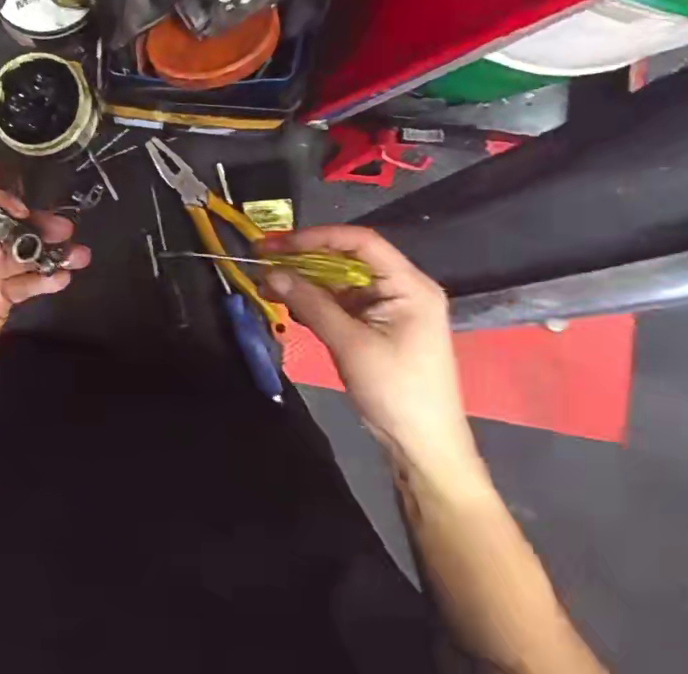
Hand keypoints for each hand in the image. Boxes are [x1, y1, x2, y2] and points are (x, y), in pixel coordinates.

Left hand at [0, 187, 89, 431]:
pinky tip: (62, 278)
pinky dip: (46, 278)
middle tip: (63, 231)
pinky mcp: (0, 297)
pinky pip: (26, 282)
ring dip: (49, 251)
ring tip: (77, 255)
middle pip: (2, 227)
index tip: (21, 213)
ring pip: (20, 253)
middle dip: (34, 226)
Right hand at [258, 225, 478, 475]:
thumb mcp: (351, 344)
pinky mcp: (377, 328)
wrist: (424, 449)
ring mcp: (388, 309)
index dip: (317, 237)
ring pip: (341, 283)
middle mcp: (401, 288)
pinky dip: (315, 303)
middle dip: (305, 259)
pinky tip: (287, 303)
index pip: (361, 242)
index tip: (279, 243)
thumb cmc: (396, 392)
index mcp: (409, 284)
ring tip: (266, 283)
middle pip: (348, 260)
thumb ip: (311, 304)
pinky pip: (342, 305)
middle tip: (263, 260)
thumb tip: (272, 273)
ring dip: (305, 282)